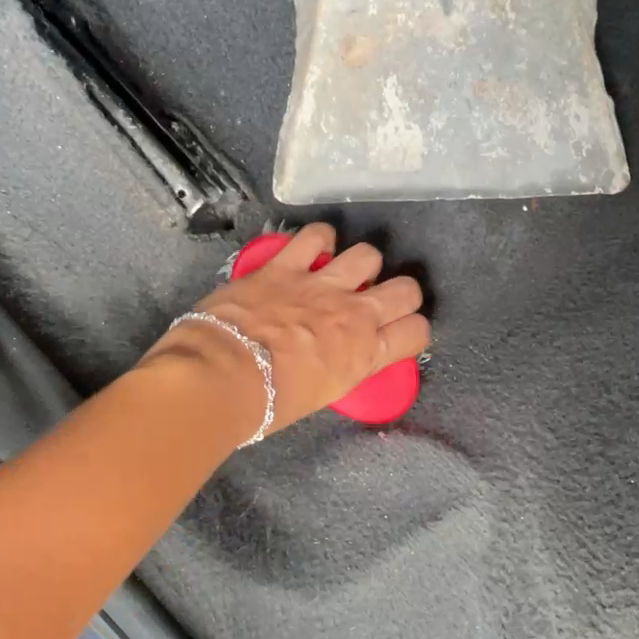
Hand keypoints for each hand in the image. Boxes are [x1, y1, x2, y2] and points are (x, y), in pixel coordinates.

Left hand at [142, 224, 430, 436]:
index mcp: (365, 355)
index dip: (413, 330)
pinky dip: (320, 239)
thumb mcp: (320, 395)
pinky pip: (316, 235)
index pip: (415, 333)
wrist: (223, 375)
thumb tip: (334, 357)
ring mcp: (321, 284)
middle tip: (380, 301)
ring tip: (345, 273)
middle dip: (401, 293)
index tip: (400, 333)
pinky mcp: (286, 265)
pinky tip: (314, 247)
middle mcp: (354, 314)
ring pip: (368, 255)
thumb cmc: (268, 403)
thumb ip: (339, 368)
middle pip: (406, 289)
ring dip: (362, 264)